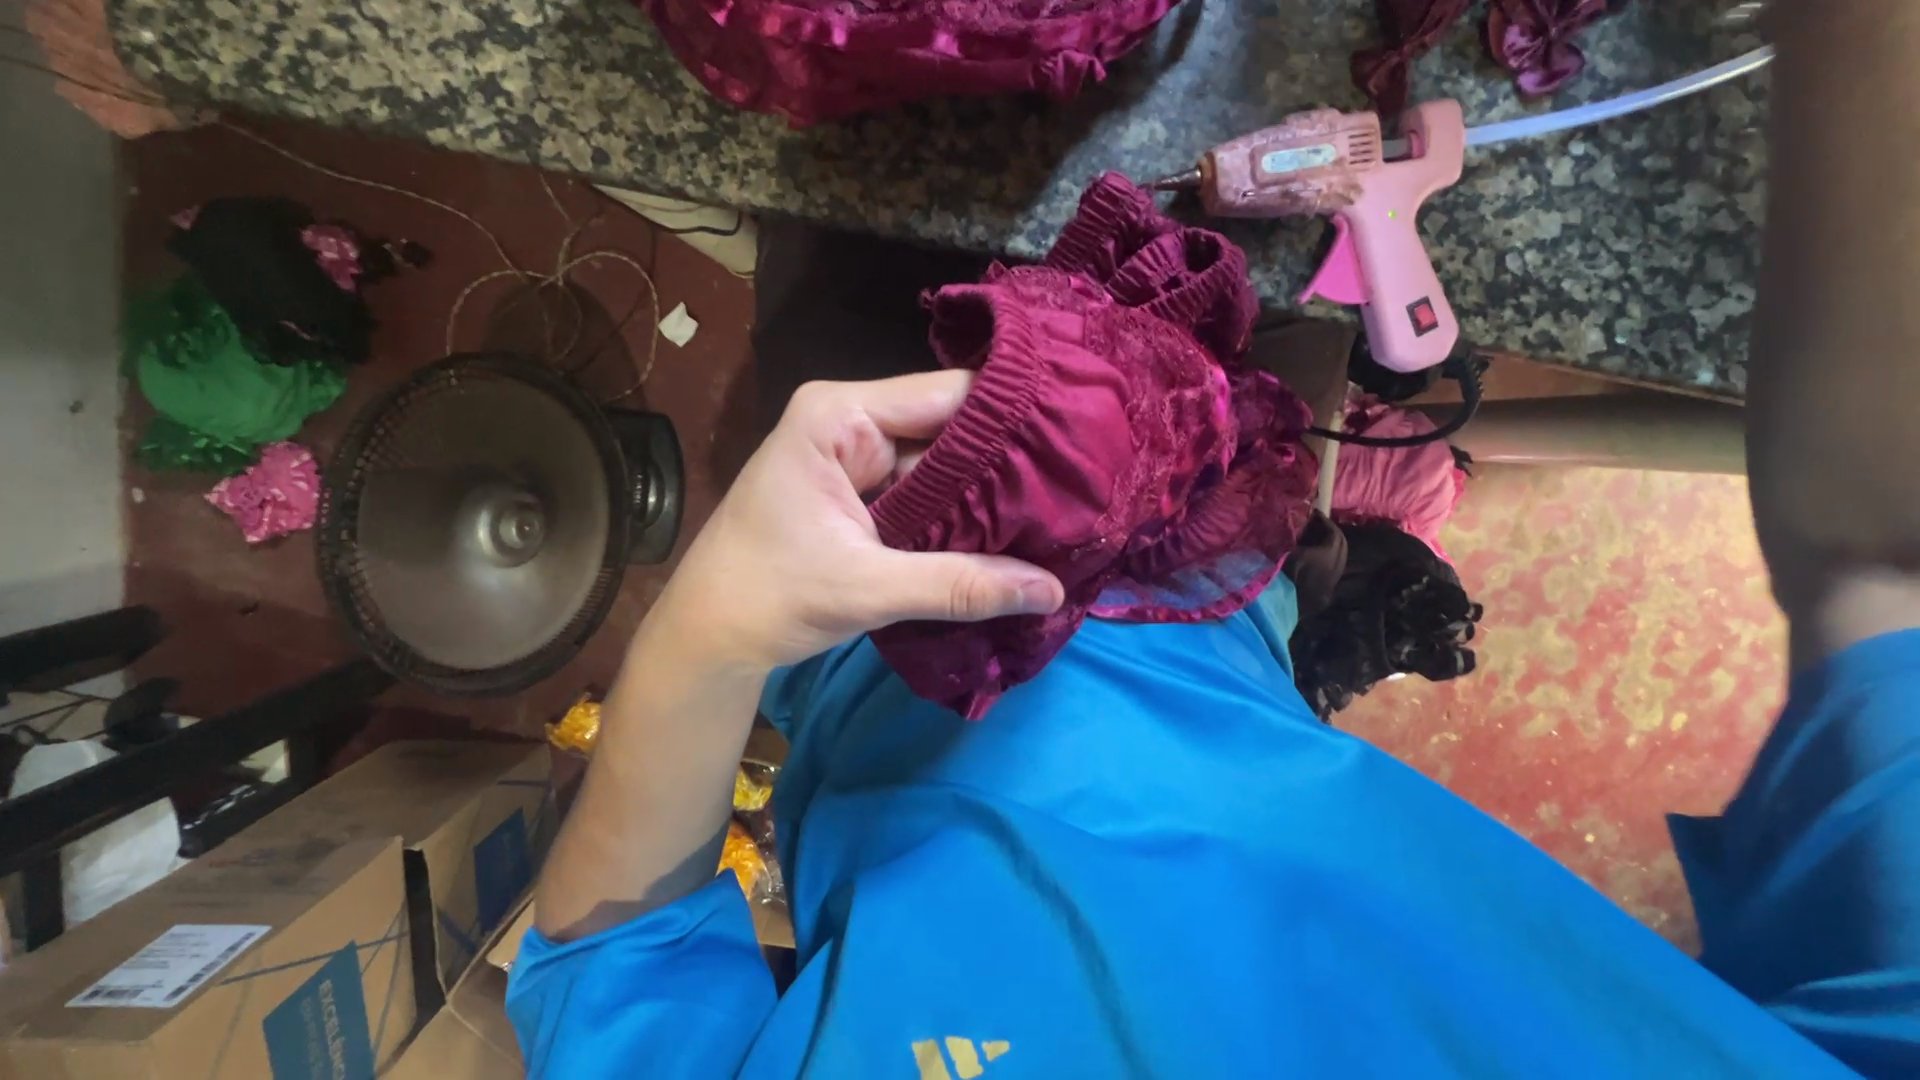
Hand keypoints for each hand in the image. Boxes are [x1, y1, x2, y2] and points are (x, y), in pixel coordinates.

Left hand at [644, 371, 1064, 673]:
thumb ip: (960, 585)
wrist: (708, 636)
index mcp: (840, 415)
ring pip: (940, 466)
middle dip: (1005, 464)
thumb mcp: (867, 588)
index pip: (947, 396)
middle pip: (949, 430)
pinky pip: (924, 495)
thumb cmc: (768, 597)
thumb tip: (1050, 591)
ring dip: (986, 496)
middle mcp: (851, 422)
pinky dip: (959, 517)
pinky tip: (1007, 537)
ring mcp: (855, 459)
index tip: (1073, 447)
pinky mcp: (859, 494)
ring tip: (1056, 515)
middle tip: (1077, 490)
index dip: (1012, 419)